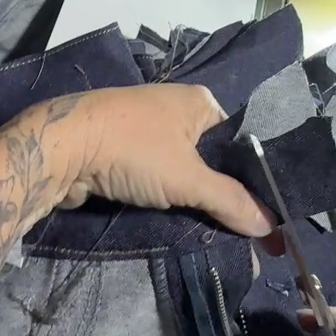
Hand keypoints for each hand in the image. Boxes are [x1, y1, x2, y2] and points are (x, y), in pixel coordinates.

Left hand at [47, 84, 272, 236]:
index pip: (241, 140)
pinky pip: (160, 176)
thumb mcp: (188, 178)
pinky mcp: (127, 150)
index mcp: (200, 101)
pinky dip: (171, 197)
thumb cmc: (133, 149)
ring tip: (223, 233)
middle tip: (249, 233)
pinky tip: (185, 222)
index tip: (270, 215)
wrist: (63, 147)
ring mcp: (150, 129)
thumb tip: (272, 227)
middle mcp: (177, 109)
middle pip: (214, 158)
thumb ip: (231, 201)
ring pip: (186, 170)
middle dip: (226, 193)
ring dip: (197, 198)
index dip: (255, 177)